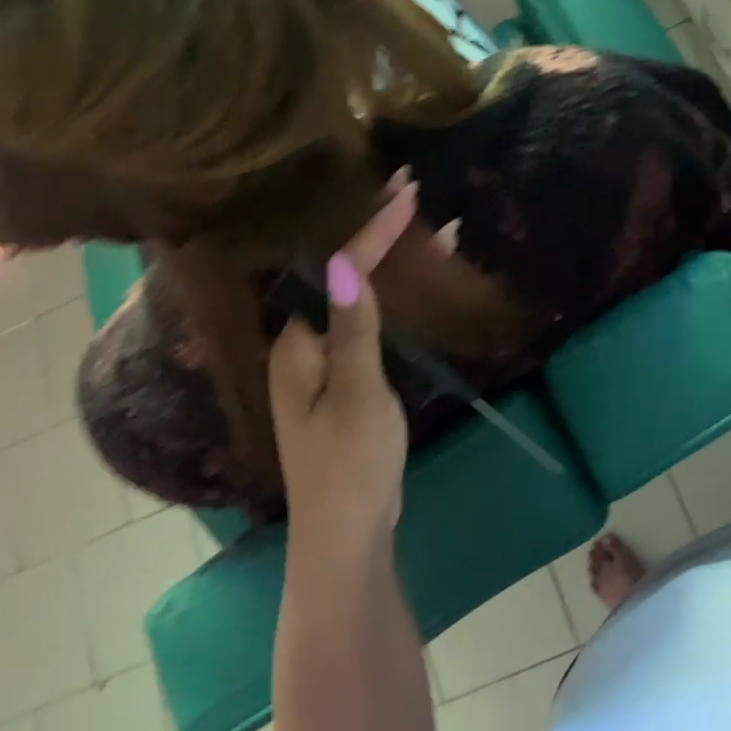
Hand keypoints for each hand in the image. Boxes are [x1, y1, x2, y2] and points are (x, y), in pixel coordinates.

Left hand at [268, 172, 425, 545]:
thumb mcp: (358, 394)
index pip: (337, 270)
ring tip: (432, 236)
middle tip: (419, 200)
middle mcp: (303, 348)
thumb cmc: (351, 464)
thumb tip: (347, 264)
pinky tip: (415, 292)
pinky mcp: (344, 387)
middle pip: (342, 279)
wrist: (346, 536)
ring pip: (358, 302)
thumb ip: (354, 328)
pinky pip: (367, 328)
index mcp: (297, 344)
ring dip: (391, 268)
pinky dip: (394, 303)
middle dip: (380, 239)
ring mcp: (323, 369)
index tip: (407, 194)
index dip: (372, 230)